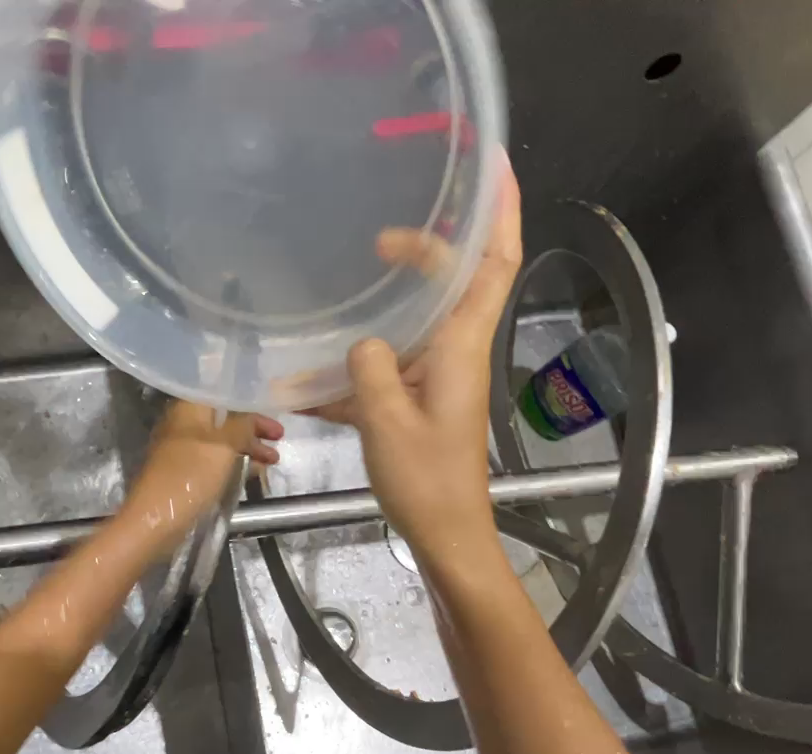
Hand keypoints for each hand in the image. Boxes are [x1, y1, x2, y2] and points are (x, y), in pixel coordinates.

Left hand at [120, 400, 282, 556]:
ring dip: (248, 447)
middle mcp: (184, 424)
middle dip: (253, 427)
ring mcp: (182, 449)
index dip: (250, 401)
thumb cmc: (191, 476)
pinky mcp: (184, 472)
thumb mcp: (224, 445)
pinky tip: (254, 471)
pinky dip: (234, 462)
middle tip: (280, 437)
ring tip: (274, 460)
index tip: (273, 409)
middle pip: (224, 418)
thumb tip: (251, 414)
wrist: (155, 519)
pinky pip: (214, 459)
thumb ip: (241, 425)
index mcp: (189, 409)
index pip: (223, 393)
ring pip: (221, 441)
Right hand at [310, 151, 522, 562]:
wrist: (445, 533)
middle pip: (455, 281)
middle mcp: (456, 352)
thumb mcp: (387, 422)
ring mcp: (438, 378)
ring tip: (346, 292)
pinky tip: (311, 380)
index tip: (492, 162)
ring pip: (417, 323)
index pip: (495, 263)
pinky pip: (388, 368)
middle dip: (424, 250)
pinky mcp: (420, 402)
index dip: (500, 210)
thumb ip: (370, 369)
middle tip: (380, 239)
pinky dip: (357, 367)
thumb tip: (363, 342)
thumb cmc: (426, 481)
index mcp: (461, 347)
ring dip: (387, 306)